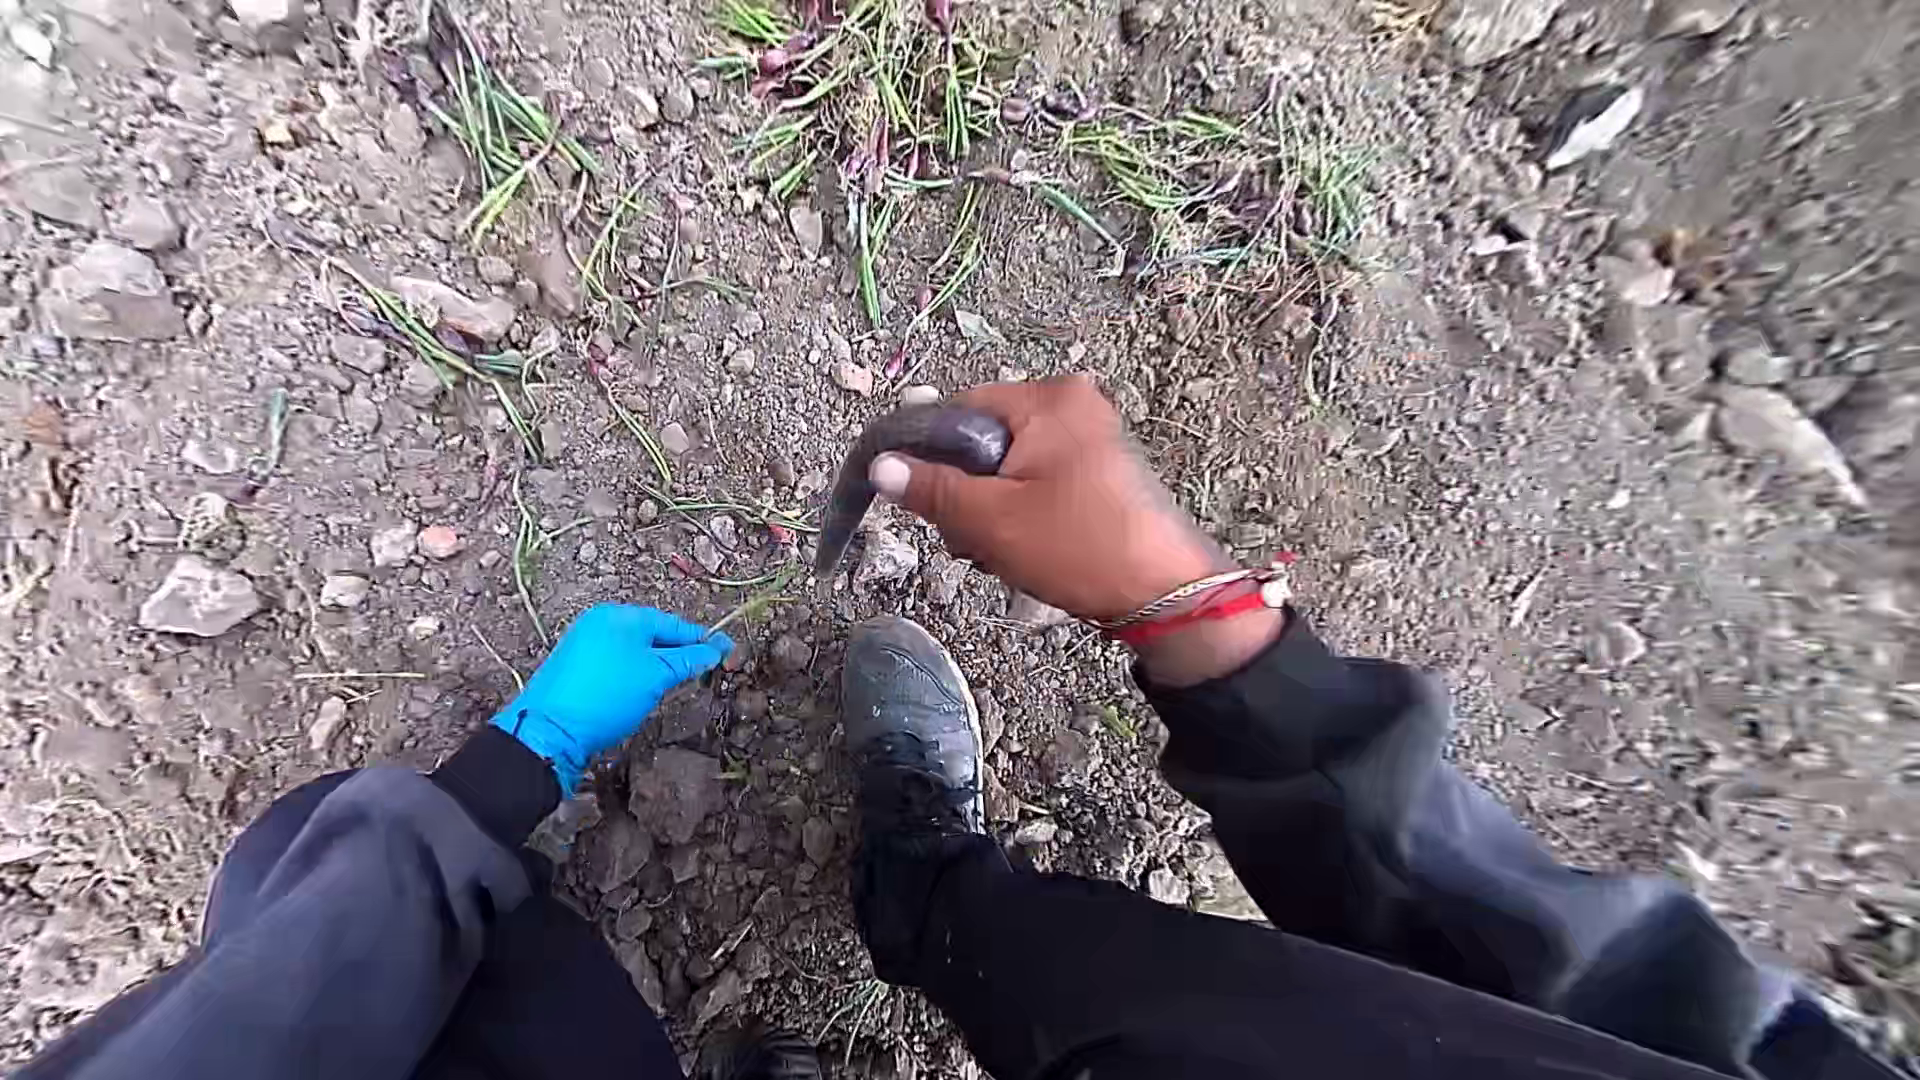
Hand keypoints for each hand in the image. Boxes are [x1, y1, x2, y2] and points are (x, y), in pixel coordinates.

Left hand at [491, 604, 732, 791]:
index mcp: (621, 616)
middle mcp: (602, 623)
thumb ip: (690, 659)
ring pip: (638, 651)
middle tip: (703, 673)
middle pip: (657, 636)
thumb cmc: (607, 695)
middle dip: (681, 654)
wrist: (547, 734)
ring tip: (674, 685)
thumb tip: (715, 652)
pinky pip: (620, 663)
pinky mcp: (576, 668)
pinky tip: (645, 691)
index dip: (703, 641)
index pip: (675, 624)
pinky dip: (638, 673)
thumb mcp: (658, 675)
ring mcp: (585, 644)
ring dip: (660, 666)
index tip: (726, 654)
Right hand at [869, 376, 1283, 686]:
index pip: (960, 408)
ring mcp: (1093, 436)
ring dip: (994, 511)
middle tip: (974, 538)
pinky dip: (1024, 513)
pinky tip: (1029, 549)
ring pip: (1010, 468)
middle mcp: (1074, 404)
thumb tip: (879, 466)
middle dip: (969, 493)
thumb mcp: (990, 520)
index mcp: (1050, 399)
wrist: (1165, 594)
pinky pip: (1039, 481)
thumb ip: (931, 488)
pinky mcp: (1102, 469)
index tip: (924, 498)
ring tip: (1005, 552)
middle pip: (986, 441)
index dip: (931, 454)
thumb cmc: (1077, 547)